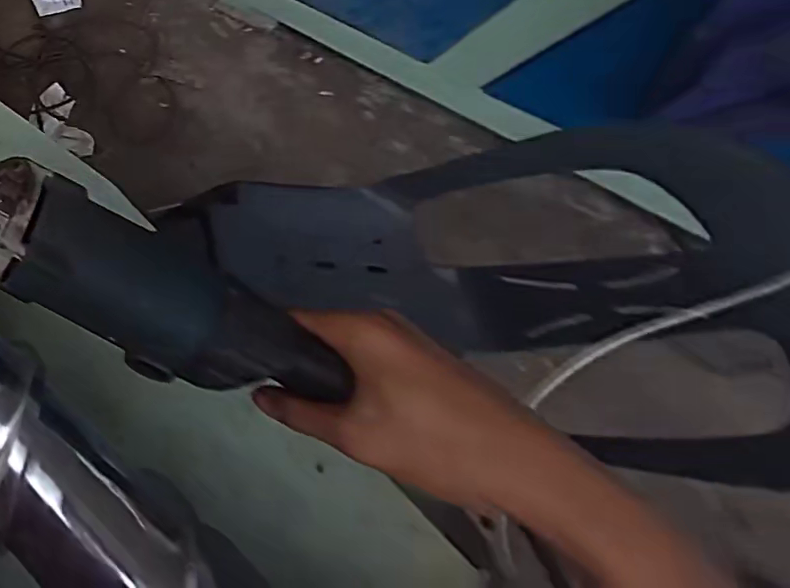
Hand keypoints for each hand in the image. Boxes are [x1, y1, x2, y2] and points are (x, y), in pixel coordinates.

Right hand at [252, 310, 583, 513]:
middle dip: (303, 361)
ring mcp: (410, 336)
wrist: (534, 471)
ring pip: (350, 346)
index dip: (268, 340)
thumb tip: (259, 396)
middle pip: (322, 331)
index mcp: (358, 326)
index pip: (293, 318)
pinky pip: (376, 355)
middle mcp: (380, 319)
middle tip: (293, 398)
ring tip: (330, 408)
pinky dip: (362, 375)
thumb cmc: (437, 444)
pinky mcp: (430, 356)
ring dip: (335, 372)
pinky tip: (370, 409)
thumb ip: (300, 413)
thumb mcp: (357, 436)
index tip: (255, 366)